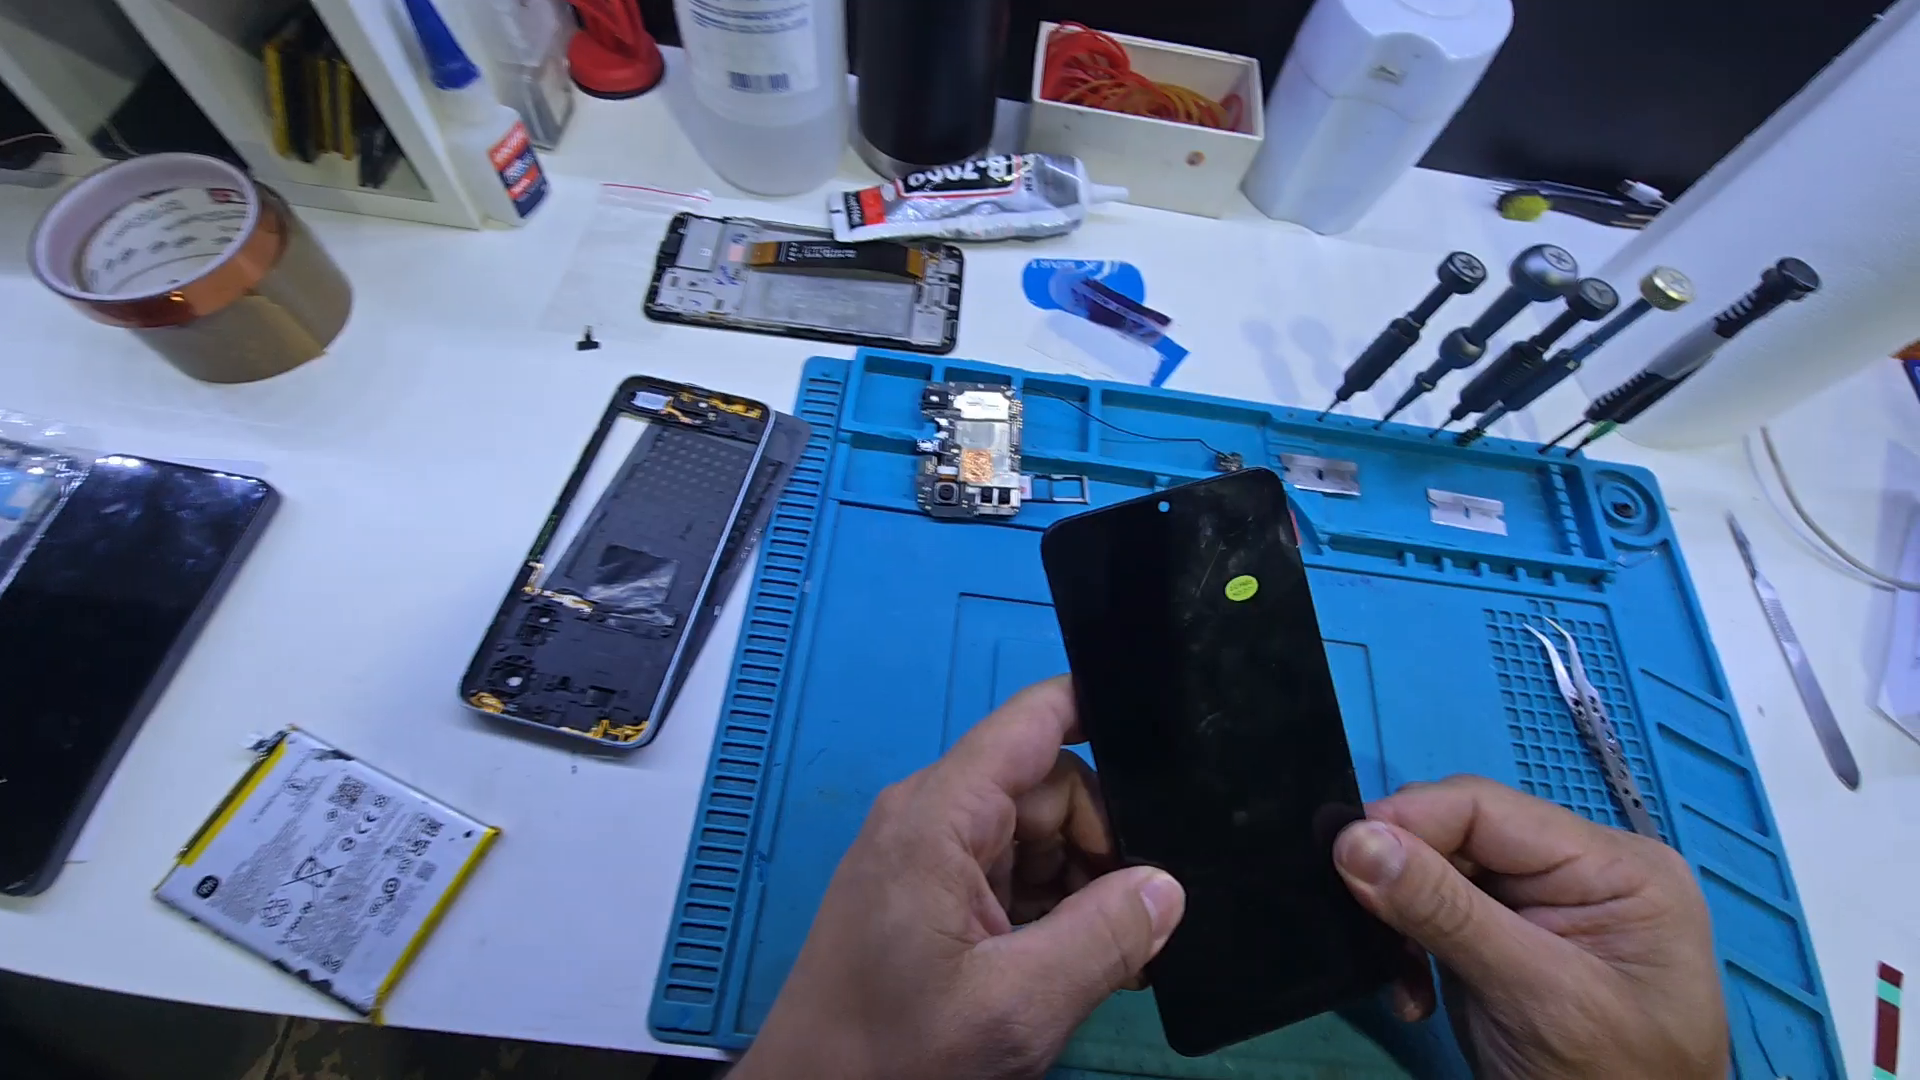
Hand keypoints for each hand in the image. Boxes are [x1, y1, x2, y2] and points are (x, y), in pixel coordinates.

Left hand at [734, 676, 1185, 1079]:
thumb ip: (1101, 939)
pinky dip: (1051, 902)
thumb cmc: (896, 1055)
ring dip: (1079, 881)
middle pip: (1047, 786)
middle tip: (1131, 922)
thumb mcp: (1013, 1006)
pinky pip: (1013, 866)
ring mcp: (934, 849)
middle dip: (1099, 842)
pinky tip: (1072, 956)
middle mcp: (936, 812)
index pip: (1030, 721)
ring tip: (1108, 953)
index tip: (1158, 731)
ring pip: (1037, 830)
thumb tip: (1167, 887)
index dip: (1093, 706)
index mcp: (942, 812)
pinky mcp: (936, 885)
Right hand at [1333, 775, 1727, 1078]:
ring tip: (1398, 971)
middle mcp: (1573, 865)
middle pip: (1449, 830)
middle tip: (1370, 923)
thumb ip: (1443, 910)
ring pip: (1426, 863)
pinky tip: (1412, 988)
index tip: (1343, 853)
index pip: (1482, 805)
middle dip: (1401, 874)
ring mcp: (1534, 897)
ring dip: (1398, 915)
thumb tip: (1351, 838)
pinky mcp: (1496, 927)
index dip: (1406, 820)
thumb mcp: (1532, 997)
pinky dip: (1404, 939)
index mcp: (1612, 865)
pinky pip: (1425, 901)